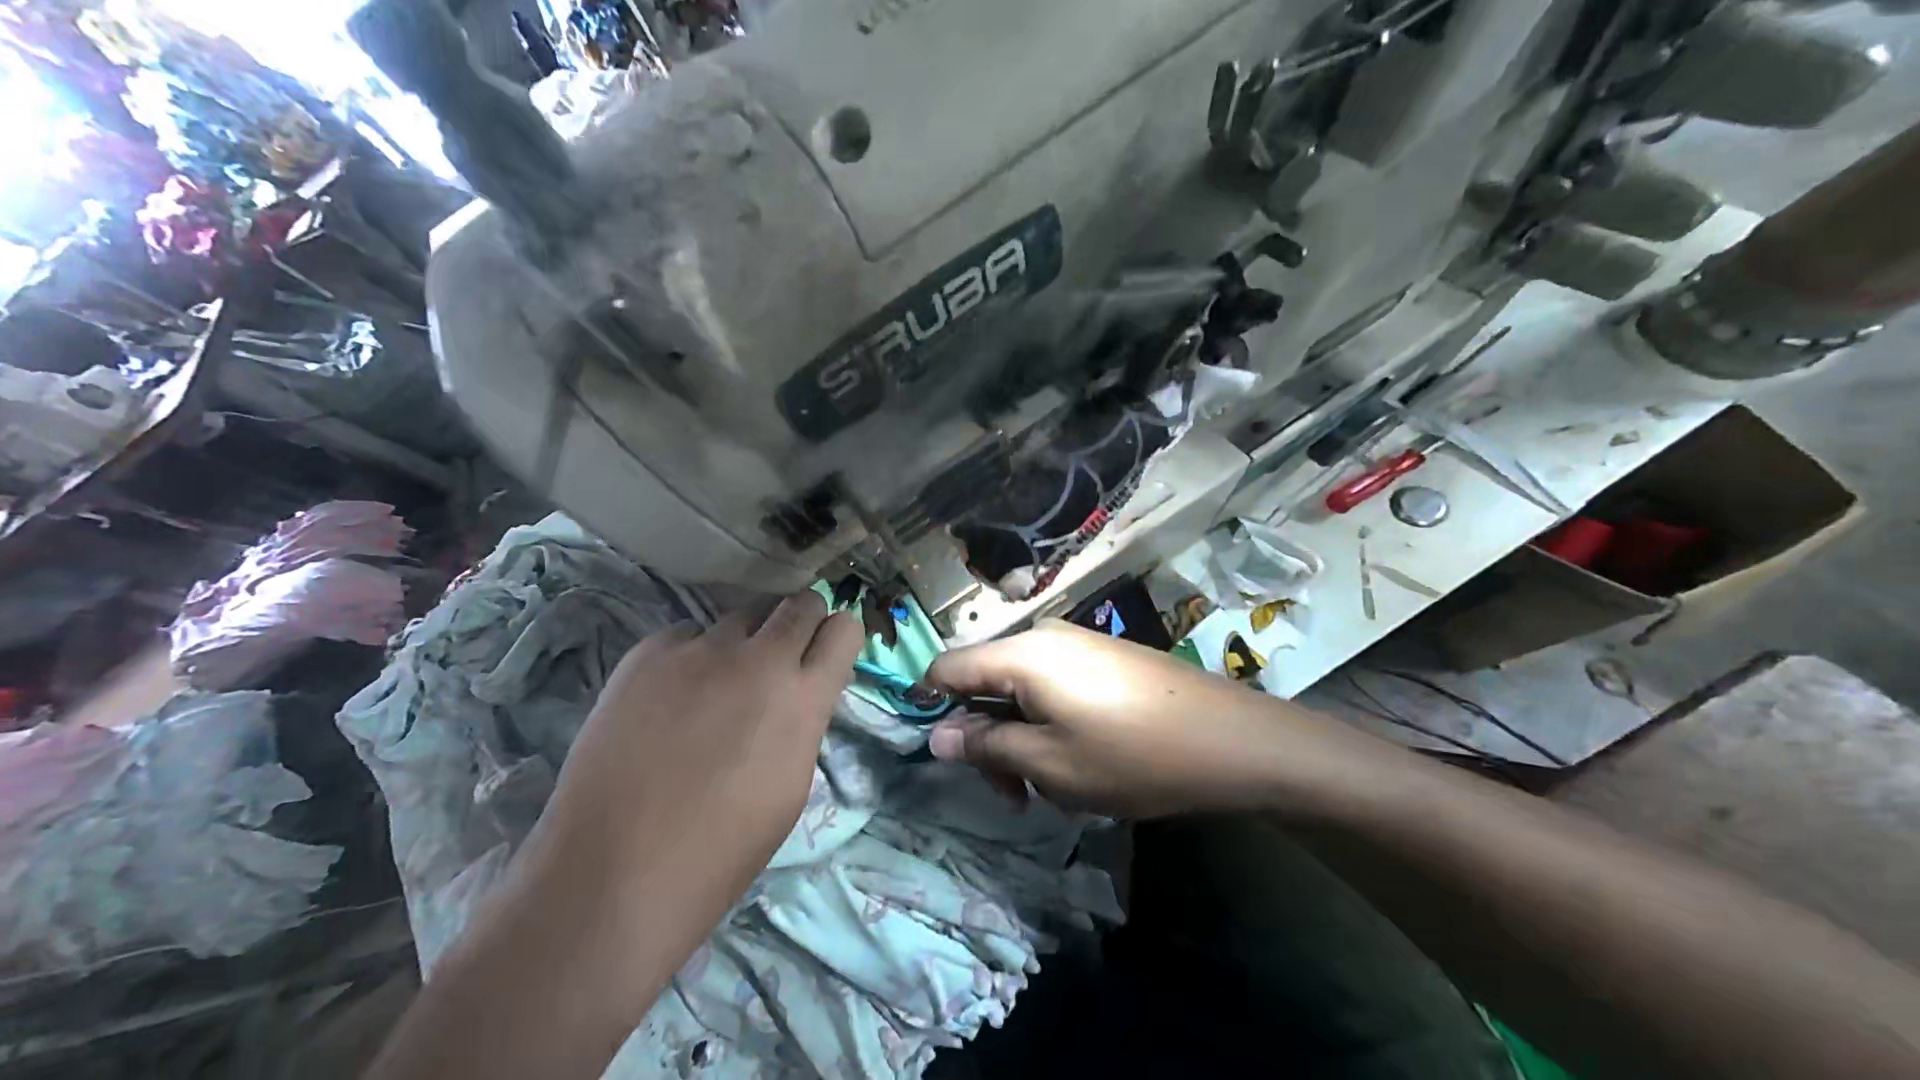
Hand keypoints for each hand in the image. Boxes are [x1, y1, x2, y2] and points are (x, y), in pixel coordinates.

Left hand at [529, 591, 863, 915]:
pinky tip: (671, 697)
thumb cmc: (722, 848)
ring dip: (745, 641)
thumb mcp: (792, 785)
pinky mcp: (646, 654)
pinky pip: (686, 635)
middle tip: (786, 652)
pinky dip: (691, 656)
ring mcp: (698, 651)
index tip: (831, 649)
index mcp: (802, 698)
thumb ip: (802, 722)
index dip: (841, 635)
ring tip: (720, 683)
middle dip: (803, 621)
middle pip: (799, 604)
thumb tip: (799, 694)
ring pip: (741, 617)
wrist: (615, 871)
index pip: (843, 630)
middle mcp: (758, 660)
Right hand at [924, 620, 1332, 817]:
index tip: (952, 759)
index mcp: (1021, 653)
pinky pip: (1055, 686)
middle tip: (1015, 794)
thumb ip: (986, 747)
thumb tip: (937, 736)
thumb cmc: (1132, 756)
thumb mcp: (1049, 763)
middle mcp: (1044, 636)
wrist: (1235, 740)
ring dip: (1022, 737)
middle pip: (985, 680)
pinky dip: (1051, 723)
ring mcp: (1079, 644)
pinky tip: (1084, 760)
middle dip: (987, 736)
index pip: (947, 668)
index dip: (934, 709)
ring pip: (1022, 688)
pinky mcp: (1107, 658)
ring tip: (1055, 786)